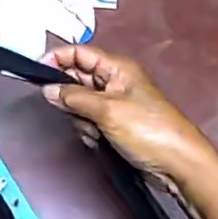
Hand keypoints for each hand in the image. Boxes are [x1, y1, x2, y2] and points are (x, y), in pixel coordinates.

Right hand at [39, 45, 217, 187]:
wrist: (181, 166)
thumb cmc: (147, 130)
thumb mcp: (107, 110)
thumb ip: (73, 97)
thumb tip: (47, 89)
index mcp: (117, 68)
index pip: (79, 52)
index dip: (57, 58)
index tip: (37, 71)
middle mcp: (116, 80)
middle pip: (78, 77)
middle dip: (68, 94)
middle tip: (66, 110)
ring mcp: (117, 103)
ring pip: (81, 100)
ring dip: (79, 115)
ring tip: (91, 130)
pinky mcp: (117, 123)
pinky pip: (91, 118)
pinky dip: (88, 127)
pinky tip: (96, 139)